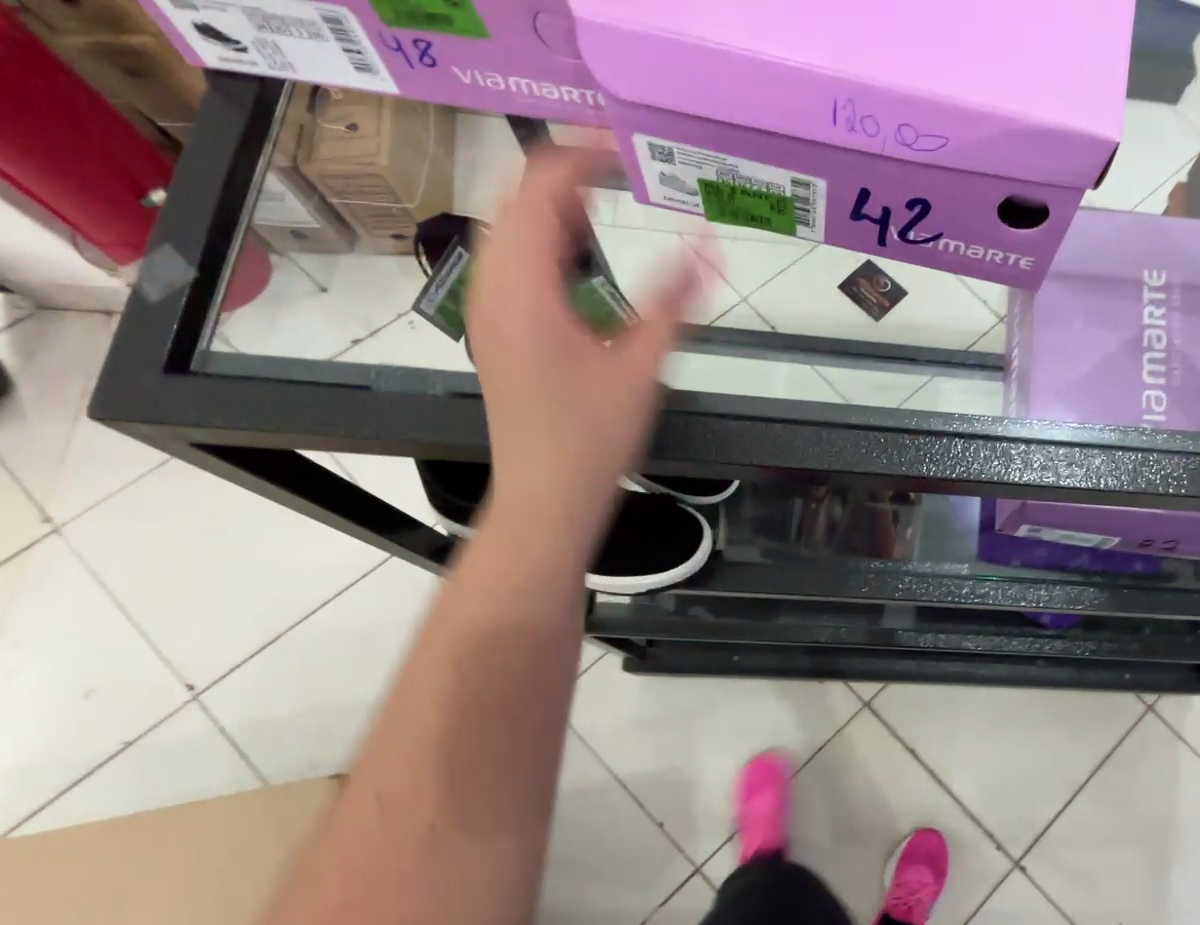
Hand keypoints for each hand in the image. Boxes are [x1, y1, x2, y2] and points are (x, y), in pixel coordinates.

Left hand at [468, 145, 708, 536]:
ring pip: (512, 225)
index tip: (633, 151)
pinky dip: (547, 239)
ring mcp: (489, 307)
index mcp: (523, 285)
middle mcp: (493, 285)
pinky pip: (512, 258)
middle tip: (627, 172)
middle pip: (520, 196)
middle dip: (571, 174)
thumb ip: (677, 297)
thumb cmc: (590, 439)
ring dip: (558, 206)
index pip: (542, 185)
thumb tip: (711, 244)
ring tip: (610, 203)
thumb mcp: (643, 365)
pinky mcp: (497, 328)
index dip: (586, 155)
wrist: (545, 499)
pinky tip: (584, 258)